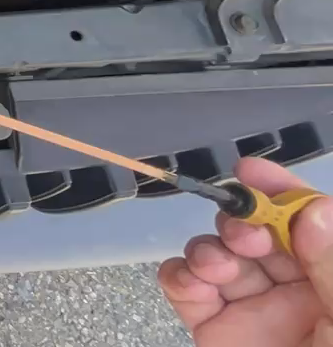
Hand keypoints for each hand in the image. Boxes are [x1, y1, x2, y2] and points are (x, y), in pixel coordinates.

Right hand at [159, 157, 332, 345]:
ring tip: (215, 267)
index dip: (291, 197)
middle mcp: (309, 301)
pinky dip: (181, 276)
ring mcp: (260, 316)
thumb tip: (311, 209)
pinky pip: (185, 286)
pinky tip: (195, 284)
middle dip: (243, 223)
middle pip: (265, 238)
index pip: (320, 231)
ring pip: (220, 255)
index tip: (255, 170)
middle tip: (242, 232)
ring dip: (209, 249)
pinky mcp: (216, 328)